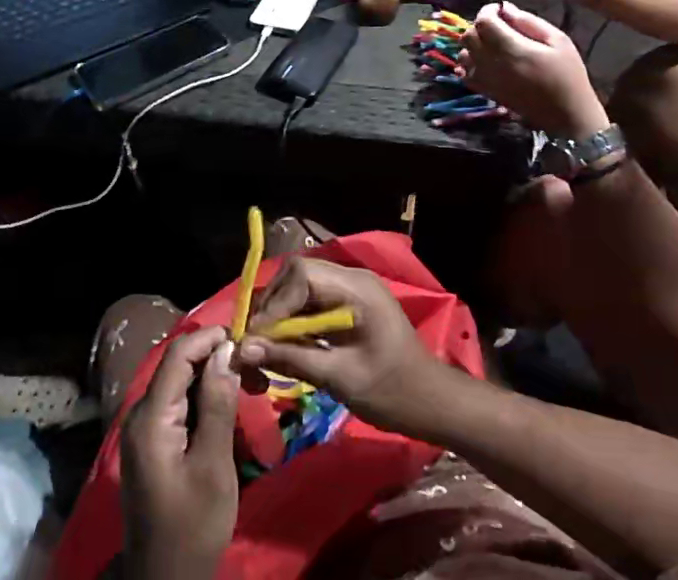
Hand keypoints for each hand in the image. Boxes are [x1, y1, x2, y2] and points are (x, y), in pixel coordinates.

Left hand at [121, 326, 239, 579]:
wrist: (163, 577)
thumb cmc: (192, 525)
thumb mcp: (213, 464)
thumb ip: (217, 404)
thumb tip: (227, 350)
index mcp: (150, 417)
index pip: (178, 354)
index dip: (211, 338)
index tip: (249, 340)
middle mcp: (141, 413)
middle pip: (179, 365)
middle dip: (218, 358)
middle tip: (258, 369)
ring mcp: (144, 427)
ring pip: (181, 382)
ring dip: (215, 377)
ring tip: (253, 386)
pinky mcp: (153, 440)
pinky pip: (179, 403)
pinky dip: (205, 397)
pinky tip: (231, 405)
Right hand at [236, 258, 452, 434]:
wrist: (433, 403)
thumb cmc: (393, 392)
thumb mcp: (340, 378)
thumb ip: (292, 358)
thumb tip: (244, 350)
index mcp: (357, 289)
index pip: (302, 274)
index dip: (275, 304)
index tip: (258, 340)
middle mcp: (351, 279)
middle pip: (296, 276)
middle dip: (272, 309)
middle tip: (256, 346)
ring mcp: (350, 290)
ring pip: (299, 289)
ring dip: (279, 317)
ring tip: (264, 350)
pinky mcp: (347, 305)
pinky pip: (309, 303)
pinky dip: (292, 323)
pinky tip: (284, 349)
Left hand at [460, 2, 609, 137]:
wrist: (565, 113)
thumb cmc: (567, 74)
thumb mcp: (558, 40)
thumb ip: (528, 21)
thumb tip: (506, 8)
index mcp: (509, 47)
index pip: (483, 21)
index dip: (488, 10)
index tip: (500, 10)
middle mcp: (490, 62)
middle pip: (469, 35)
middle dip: (480, 25)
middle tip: (498, 25)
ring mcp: (484, 78)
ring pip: (463, 52)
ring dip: (474, 44)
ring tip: (494, 43)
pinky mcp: (483, 90)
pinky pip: (464, 71)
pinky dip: (471, 62)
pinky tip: (487, 60)